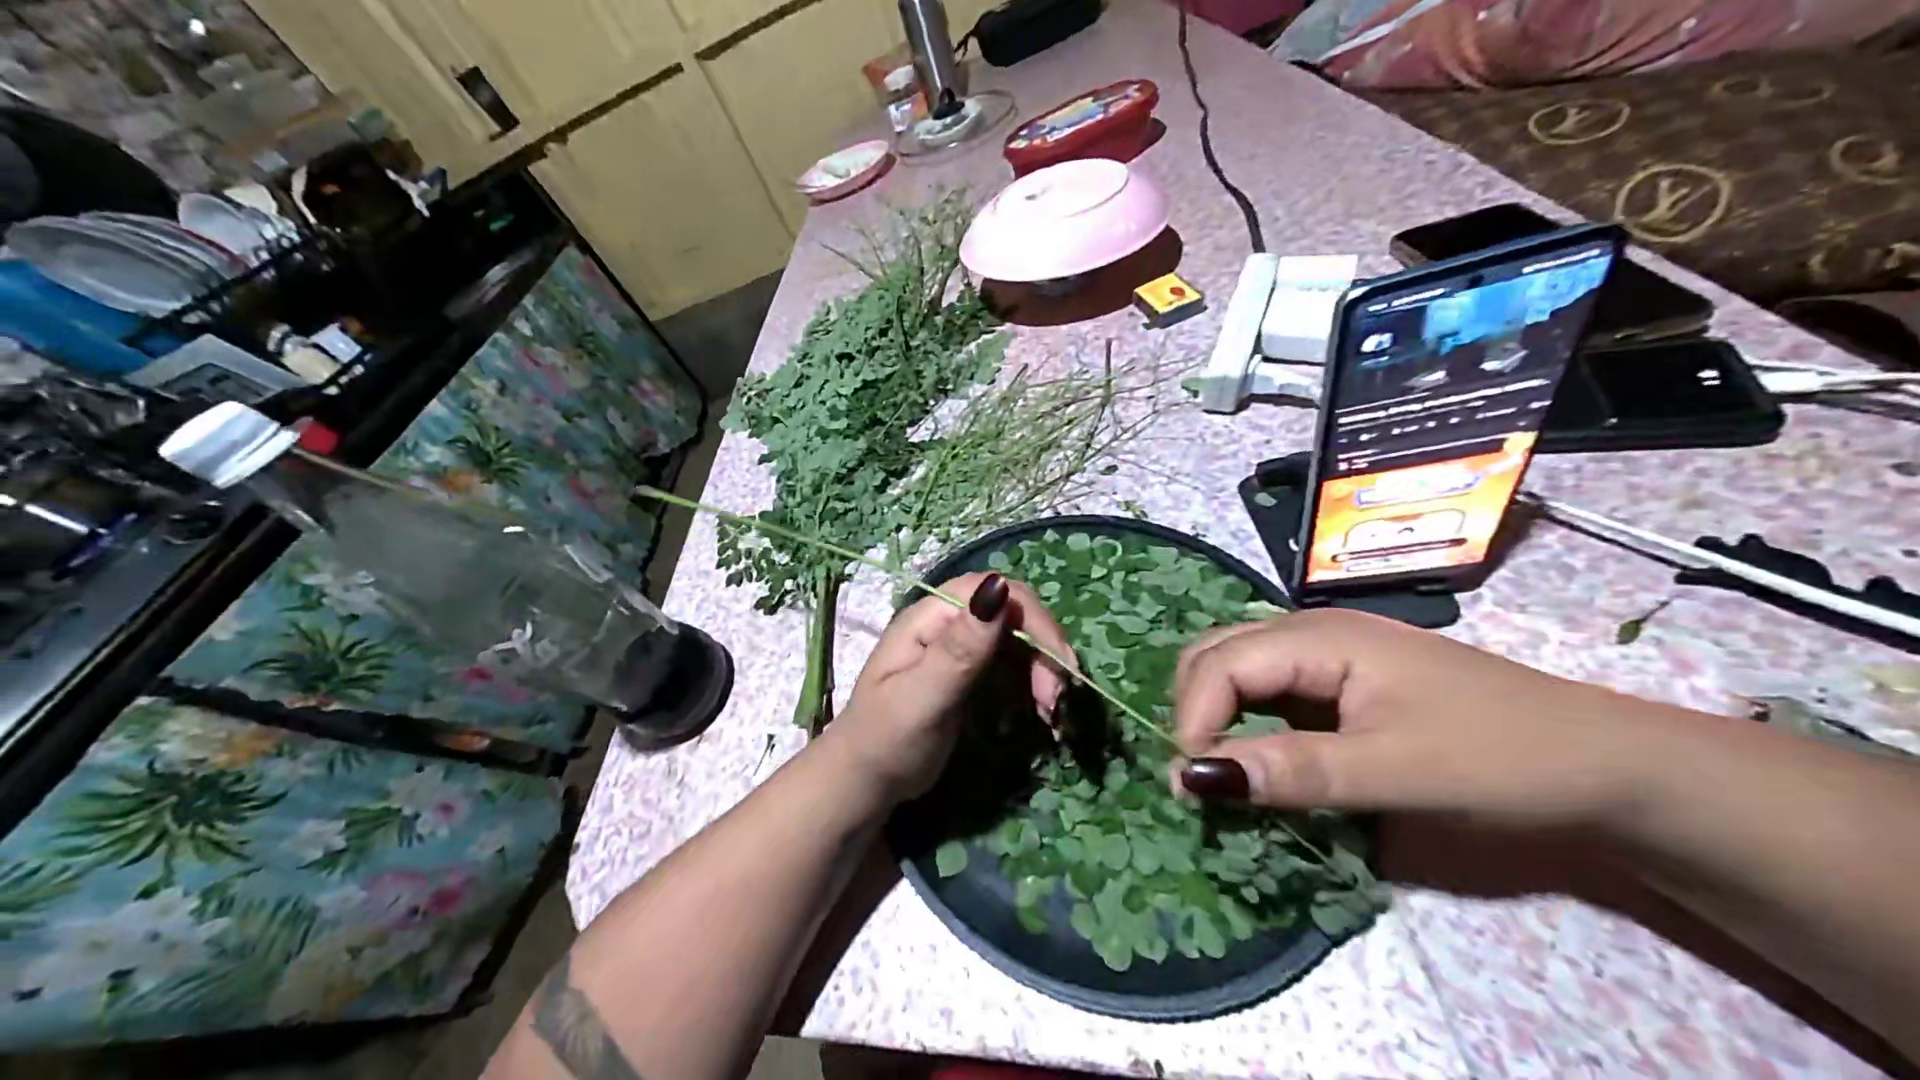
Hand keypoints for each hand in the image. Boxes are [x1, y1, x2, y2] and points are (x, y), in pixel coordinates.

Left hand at [819, 572, 1075, 806]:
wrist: (868, 780)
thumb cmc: (887, 740)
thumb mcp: (923, 699)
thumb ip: (959, 649)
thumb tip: (998, 587)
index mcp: (930, 617)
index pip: (993, 590)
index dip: (1033, 618)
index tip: (1058, 664)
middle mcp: (949, 622)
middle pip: (1013, 611)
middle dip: (1044, 648)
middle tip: (1057, 699)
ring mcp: (961, 645)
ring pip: (1019, 638)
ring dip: (1044, 669)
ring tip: (1052, 712)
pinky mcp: (973, 670)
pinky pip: (1015, 662)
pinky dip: (1036, 683)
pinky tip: (1043, 713)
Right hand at [1169, 608, 1691, 826]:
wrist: (1610, 766)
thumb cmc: (1503, 758)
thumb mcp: (1394, 770)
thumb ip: (1291, 770)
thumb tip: (1188, 778)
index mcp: (1320, 636)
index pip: (1219, 665)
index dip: (1193, 720)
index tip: (1196, 788)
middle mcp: (1312, 633)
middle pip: (1215, 656)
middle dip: (1194, 711)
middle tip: (1202, 779)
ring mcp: (1327, 655)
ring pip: (1236, 671)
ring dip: (1216, 716)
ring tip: (1224, 772)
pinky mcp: (1341, 682)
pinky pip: (1269, 692)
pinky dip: (1246, 723)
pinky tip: (1261, 758)